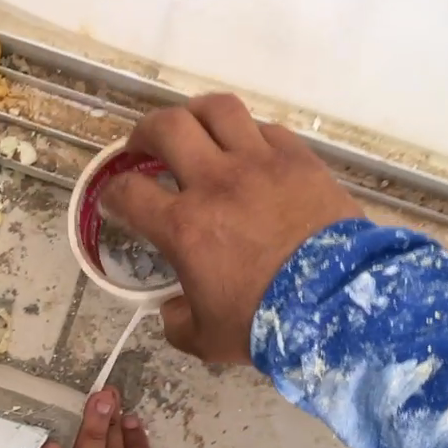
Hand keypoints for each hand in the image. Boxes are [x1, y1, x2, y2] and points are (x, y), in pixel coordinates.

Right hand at [100, 94, 363, 364]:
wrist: (336, 304)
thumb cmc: (263, 324)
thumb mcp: (205, 338)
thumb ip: (176, 321)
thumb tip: (171, 308)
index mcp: (184, 227)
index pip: (129, 193)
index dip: (112, 192)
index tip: (112, 198)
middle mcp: (215, 182)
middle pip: (167, 127)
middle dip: (144, 133)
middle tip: (141, 147)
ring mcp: (259, 163)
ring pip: (216, 109)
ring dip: (194, 113)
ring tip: (190, 128)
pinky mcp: (297, 158)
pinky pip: (263, 128)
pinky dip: (245, 134)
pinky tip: (245, 150)